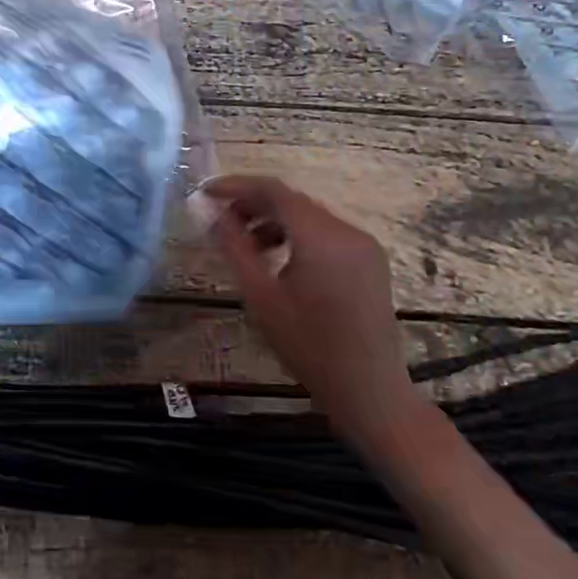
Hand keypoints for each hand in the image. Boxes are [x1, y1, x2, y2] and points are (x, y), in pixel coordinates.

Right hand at [198, 175, 421, 439]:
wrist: (370, 391)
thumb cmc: (309, 348)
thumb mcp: (262, 298)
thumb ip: (235, 249)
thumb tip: (212, 214)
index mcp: (322, 237)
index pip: (274, 190)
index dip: (237, 186)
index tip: (206, 194)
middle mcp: (348, 230)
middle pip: (293, 201)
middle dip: (254, 204)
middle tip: (220, 221)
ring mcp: (364, 244)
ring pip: (310, 216)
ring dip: (275, 221)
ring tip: (247, 246)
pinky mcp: (371, 259)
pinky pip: (328, 233)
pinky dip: (299, 236)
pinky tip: (280, 260)